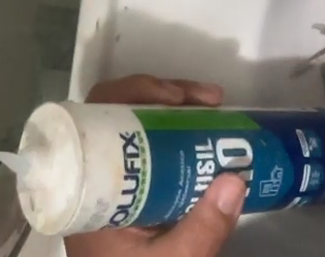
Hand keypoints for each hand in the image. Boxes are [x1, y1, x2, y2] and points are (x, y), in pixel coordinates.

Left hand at [64, 75, 246, 256]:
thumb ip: (201, 230)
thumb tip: (238, 178)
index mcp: (86, 185)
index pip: (97, 116)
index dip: (135, 93)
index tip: (177, 96)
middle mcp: (91, 173)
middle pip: (116, 111)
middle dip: (164, 94)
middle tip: (208, 99)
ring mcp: (108, 179)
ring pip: (132, 123)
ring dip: (172, 110)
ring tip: (213, 106)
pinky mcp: (126, 188)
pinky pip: (144, 146)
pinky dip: (173, 133)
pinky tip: (202, 133)